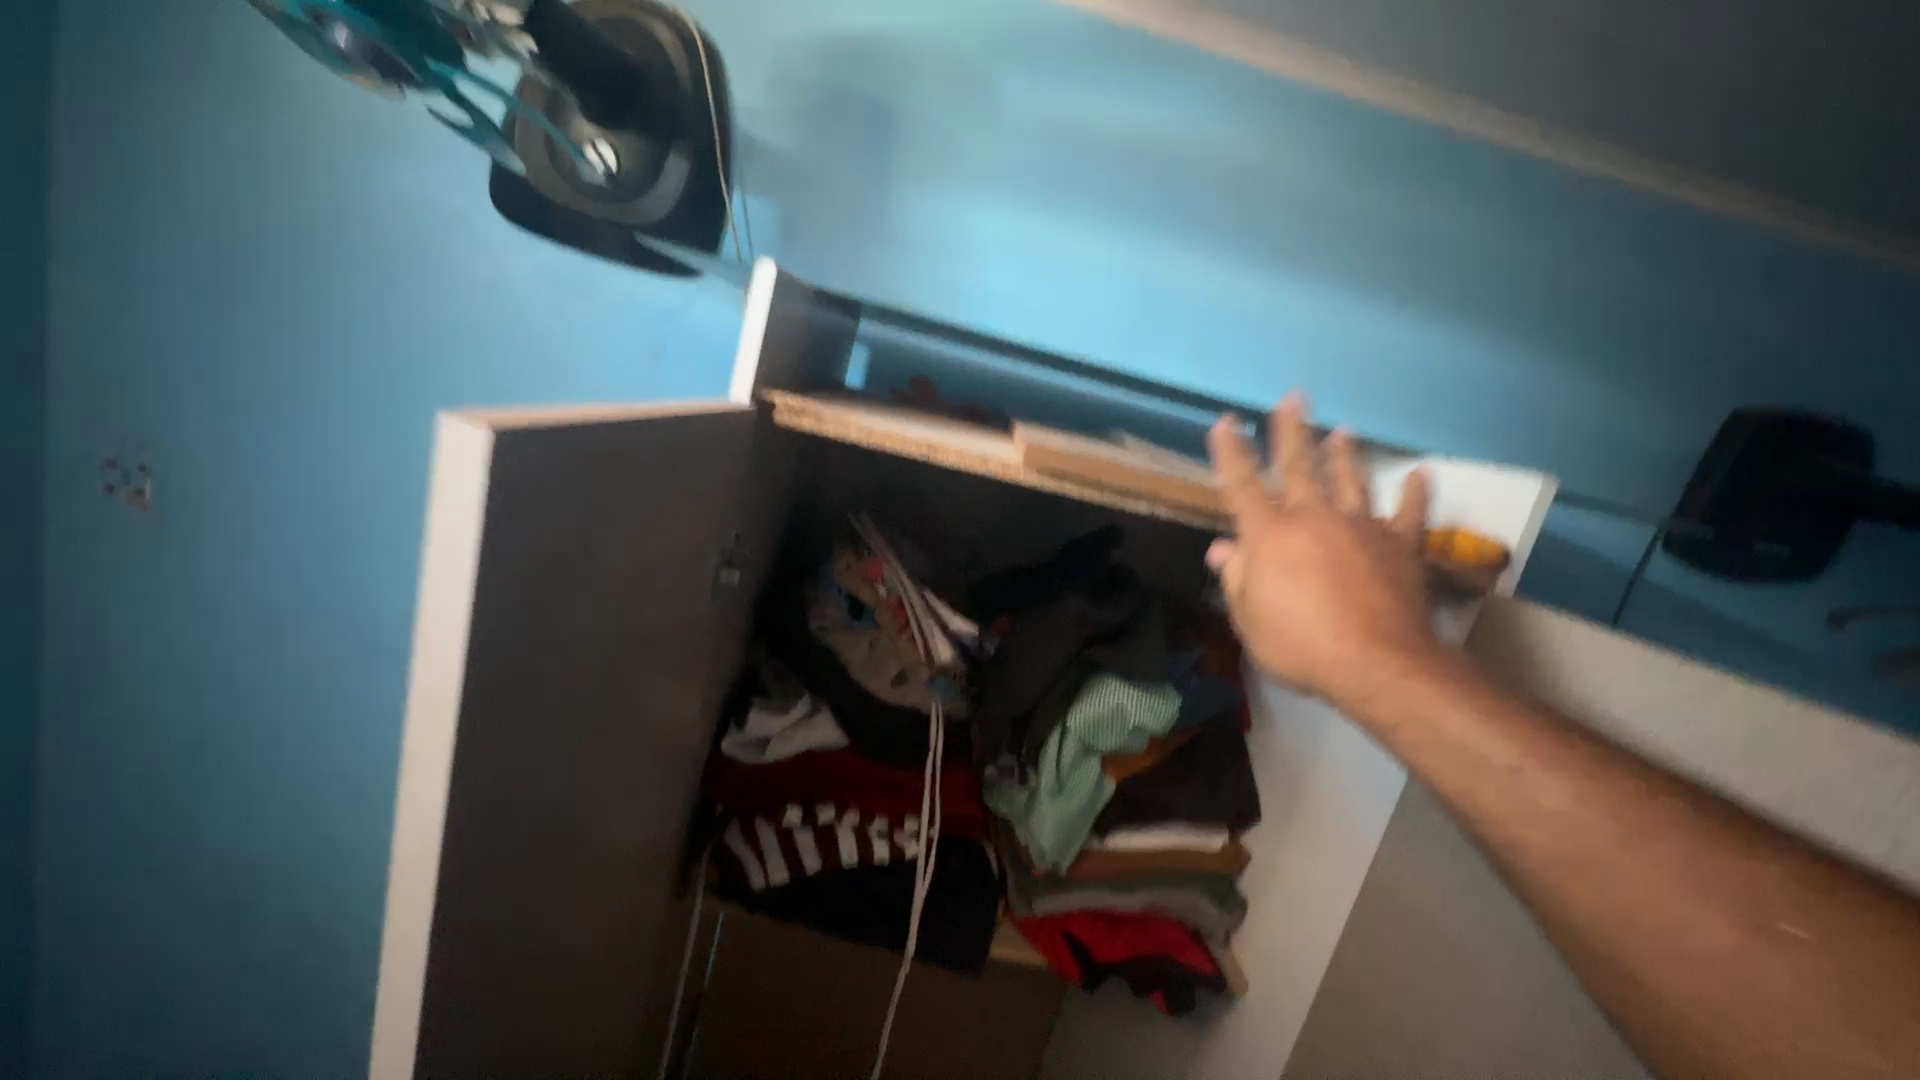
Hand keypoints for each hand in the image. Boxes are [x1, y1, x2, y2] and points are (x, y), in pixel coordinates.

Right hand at [1206, 393, 1444, 709]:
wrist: (1377, 663)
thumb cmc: (1299, 644)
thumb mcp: (1249, 620)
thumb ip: (1237, 579)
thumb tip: (1223, 550)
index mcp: (1269, 535)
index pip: (1241, 485)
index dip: (1231, 452)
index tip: (1226, 422)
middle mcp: (1313, 518)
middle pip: (1299, 465)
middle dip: (1292, 431)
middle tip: (1294, 397)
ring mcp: (1361, 527)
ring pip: (1350, 480)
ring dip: (1344, 454)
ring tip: (1342, 430)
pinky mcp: (1401, 545)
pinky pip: (1410, 513)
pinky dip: (1415, 492)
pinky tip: (1420, 474)